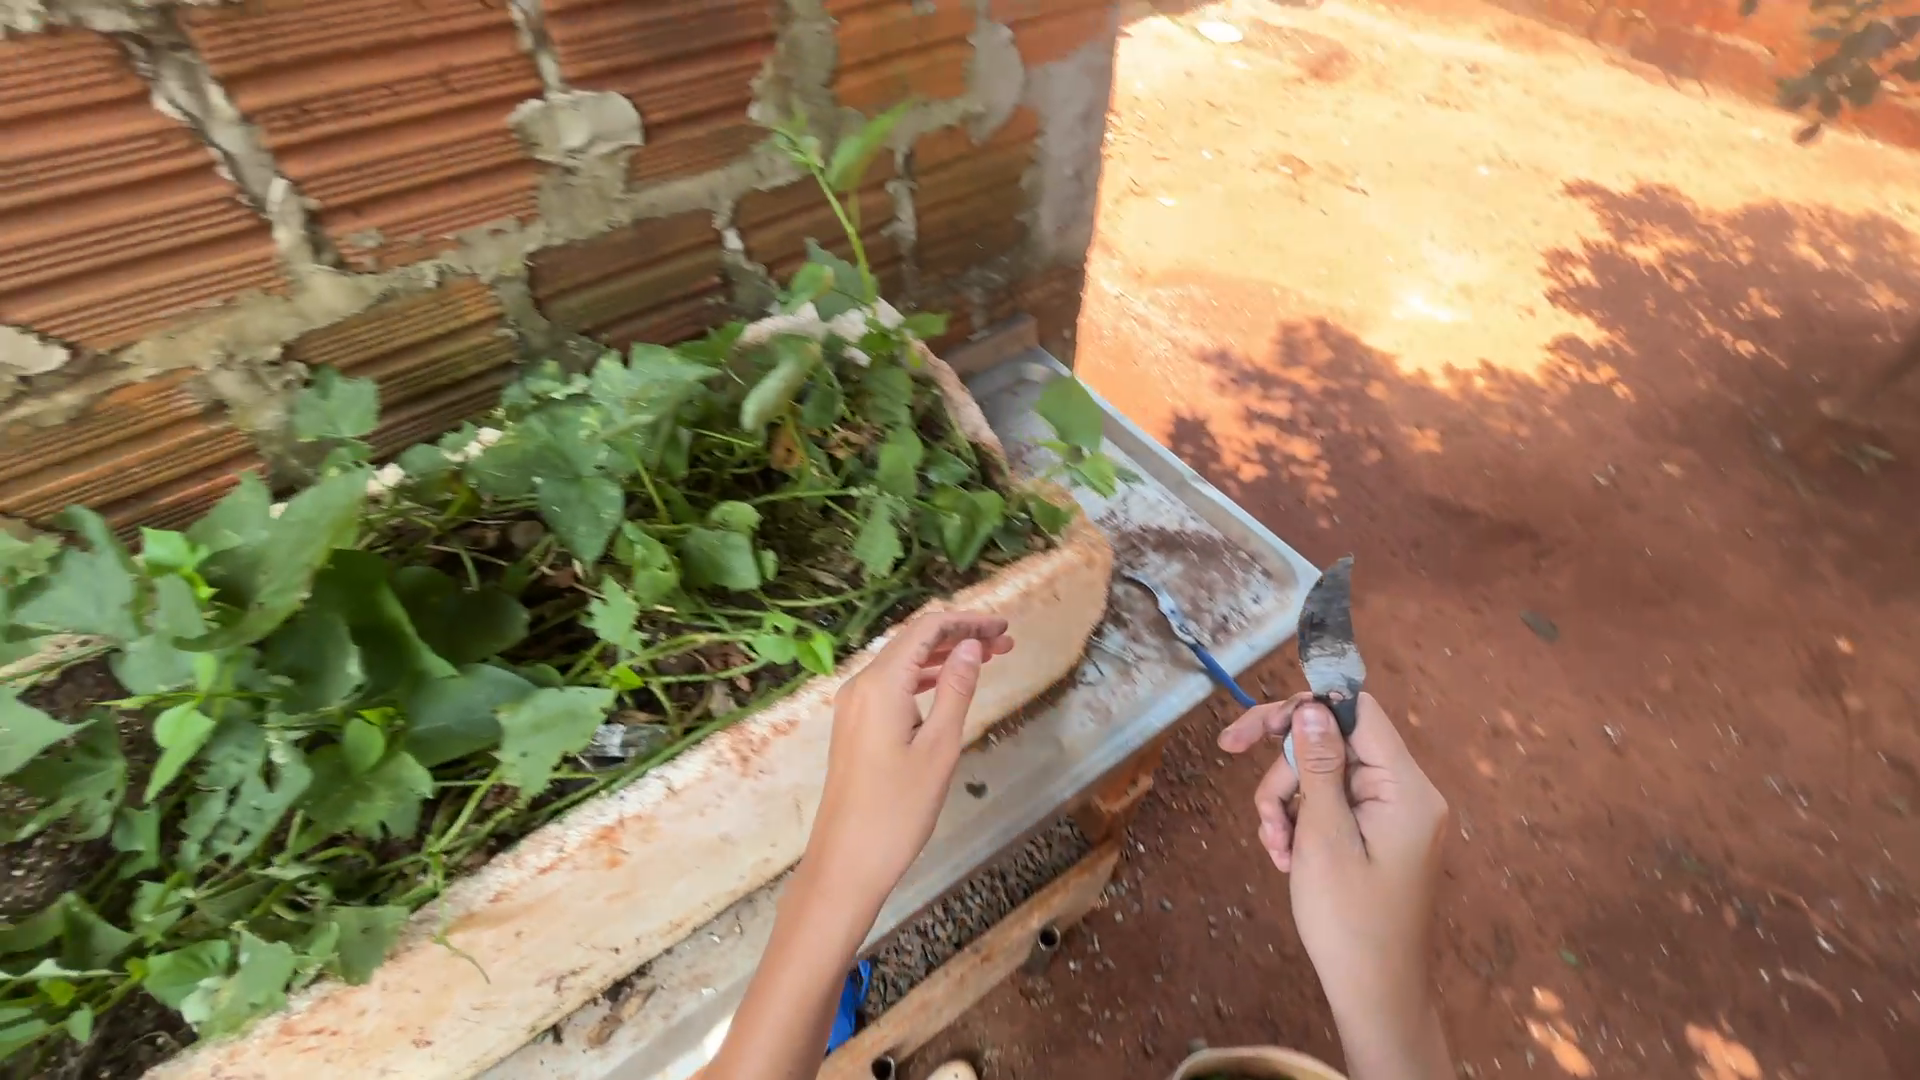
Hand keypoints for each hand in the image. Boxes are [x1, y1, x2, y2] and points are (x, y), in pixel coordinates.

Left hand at [805, 612, 1014, 900]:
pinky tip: (950, 684)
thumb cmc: (897, 811)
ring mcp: (854, 705)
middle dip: (959, 636)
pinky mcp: (855, 725)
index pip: (926, 629)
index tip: (1003, 627)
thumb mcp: (939, 748)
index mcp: (880, 684)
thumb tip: (971, 646)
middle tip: (1005, 643)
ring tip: (989, 659)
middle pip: (914, 641)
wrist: (845, 863)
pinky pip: (893, 685)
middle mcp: (861, 685)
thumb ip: (957, 691)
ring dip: (944, 657)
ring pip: (904, 663)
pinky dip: (925, 679)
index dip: (967, 622)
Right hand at [1219, 691, 1450, 1079]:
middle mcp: (1404, 792)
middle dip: (1284, 767)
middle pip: (1330, 742)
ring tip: (1276, 846)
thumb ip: (1318, 765)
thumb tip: (1311, 707)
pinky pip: (1328, 803)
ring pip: (1320, 773)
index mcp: (1405, 788)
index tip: (1257, 726)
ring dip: (1285, 802)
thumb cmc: (1348, 919)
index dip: (1305, 709)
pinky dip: (1299, 821)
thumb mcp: (1323, 836)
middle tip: (1245, 781)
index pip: (1356, 712)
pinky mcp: (1375, 832)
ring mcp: (1390, 813)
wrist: (1374, 995)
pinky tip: (1287, 855)